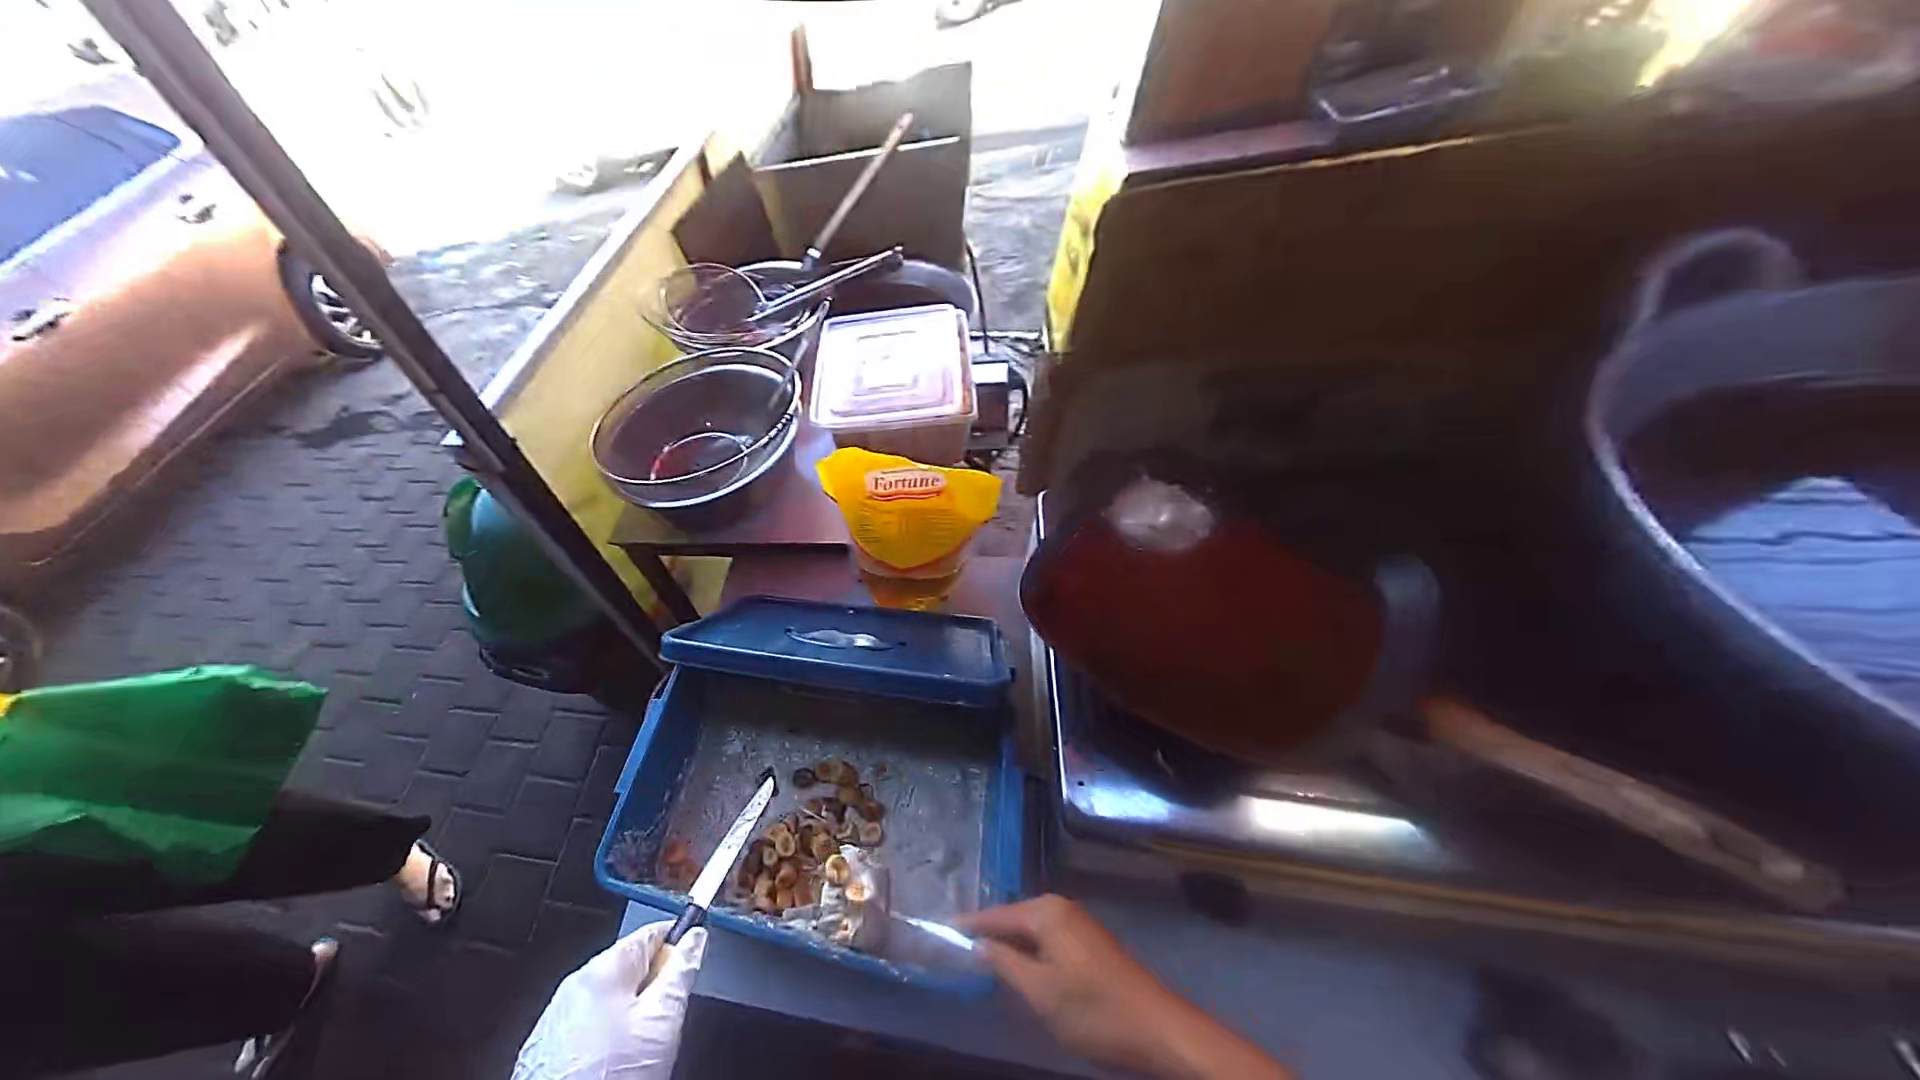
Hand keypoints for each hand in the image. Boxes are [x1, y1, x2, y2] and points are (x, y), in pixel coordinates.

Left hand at [511, 920, 707, 1079]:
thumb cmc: (612, 1077)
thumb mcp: (663, 1018)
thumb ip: (683, 970)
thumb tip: (695, 938)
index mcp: (602, 969)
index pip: (653, 932)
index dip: (680, 943)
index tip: (693, 961)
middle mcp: (574, 987)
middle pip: (632, 967)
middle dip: (655, 986)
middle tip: (666, 1019)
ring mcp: (554, 1021)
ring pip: (611, 999)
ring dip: (632, 1013)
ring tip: (639, 1049)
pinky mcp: (545, 1053)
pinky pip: (589, 1028)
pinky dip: (607, 1038)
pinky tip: (615, 1065)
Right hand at [961, 895, 1292, 1079]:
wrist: (1158, 1029)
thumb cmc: (1094, 1011)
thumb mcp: (1040, 993)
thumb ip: (1005, 964)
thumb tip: (979, 944)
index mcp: (1047, 912)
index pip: (996, 915)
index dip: (969, 925)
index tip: (941, 929)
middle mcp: (1061, 908)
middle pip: (1014, 918)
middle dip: (988, 932)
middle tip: (956, 946)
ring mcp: (1079, 924)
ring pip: (1031, 930)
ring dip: (1009, 944)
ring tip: (980, 958)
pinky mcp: (1090, 943)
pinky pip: (1047, 939)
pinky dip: (1029, 951)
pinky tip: (1020, 968)